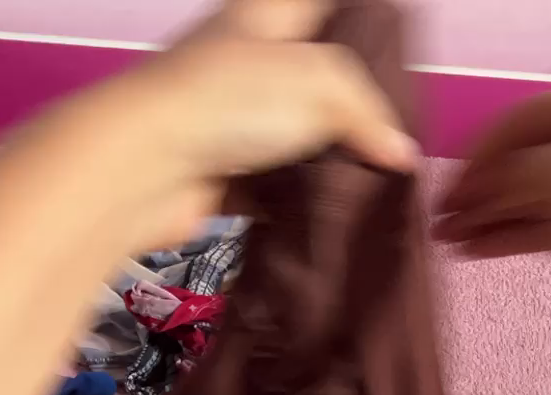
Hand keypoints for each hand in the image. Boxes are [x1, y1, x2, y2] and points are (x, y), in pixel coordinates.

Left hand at [71, 0, 417, 248]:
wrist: (148, 169)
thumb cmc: (232, 101)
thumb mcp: (319, 81)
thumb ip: (367, 111)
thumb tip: (402, 156)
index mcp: (267, 15)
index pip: (324, 4)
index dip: (366, 23)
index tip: (401, 61)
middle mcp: (248, 65)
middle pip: (315, 79)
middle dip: (356, 109)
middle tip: (398, 139)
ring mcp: (232, 124)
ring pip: (296, 139)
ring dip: (330, 163)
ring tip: (377, 184)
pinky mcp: (223, 178)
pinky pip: (274, 190)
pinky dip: (300, 203)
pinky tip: (333, 218)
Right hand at [432, 82, 550, 359]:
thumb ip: (531, 168)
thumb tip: (482, 182)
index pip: (536, 118)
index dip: (487, 150)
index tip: (450, 186)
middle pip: (532, 158)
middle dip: (483, 185)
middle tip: (439, 219)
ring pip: (534, 196)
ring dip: (489, 214)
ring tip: (446, 239)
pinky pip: (545, 228)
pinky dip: (509, 236)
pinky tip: (475, 250)